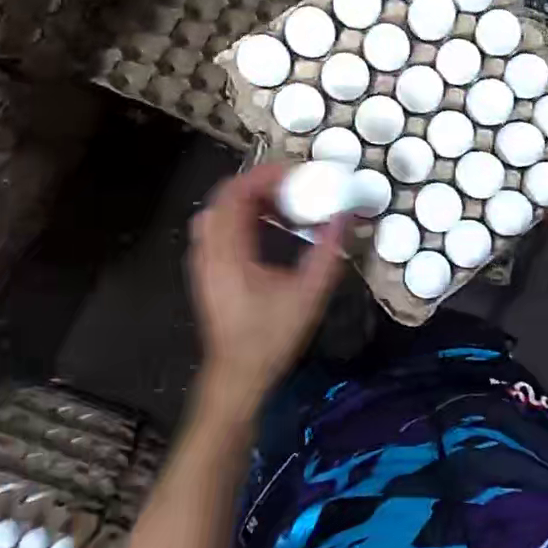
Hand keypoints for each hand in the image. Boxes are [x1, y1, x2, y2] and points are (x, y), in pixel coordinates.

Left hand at [189, 164, 347, 400]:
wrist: (237, 375)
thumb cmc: (270, 337)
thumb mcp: (308, 295)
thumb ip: (328, 253)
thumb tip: (344, 217)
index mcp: (228, 252)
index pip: (237, 194)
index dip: (266, 175)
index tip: (297, 173)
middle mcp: (208, 251)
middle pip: (226, 196)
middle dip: (261, 183)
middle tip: (295, 185)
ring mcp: (204, 261)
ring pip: (220, 210)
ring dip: (251, 199)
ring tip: (286, 203)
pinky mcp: (208, 271)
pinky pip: (220, 227)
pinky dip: (243, 216)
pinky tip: (270, 227)